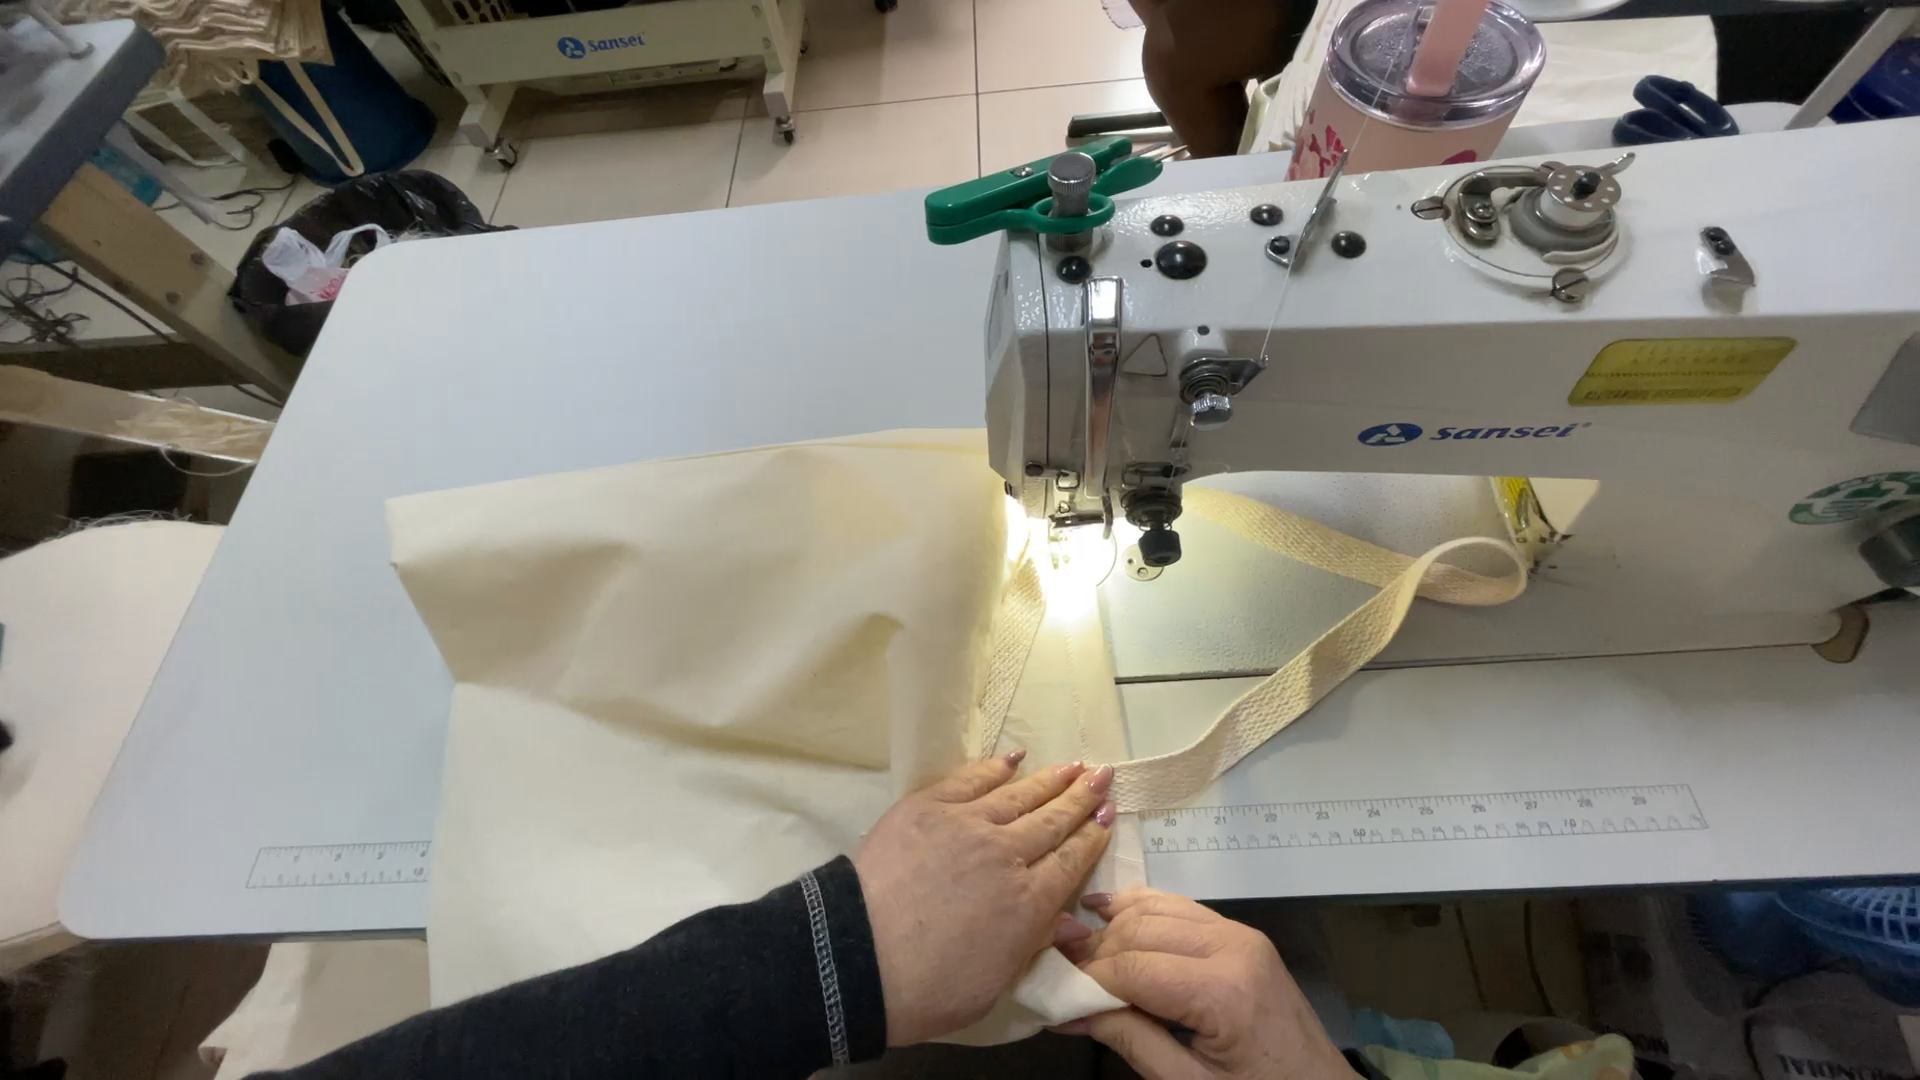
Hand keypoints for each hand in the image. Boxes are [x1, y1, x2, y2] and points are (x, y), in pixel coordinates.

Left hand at [852, 751, 1115, 1044]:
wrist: (858, 957)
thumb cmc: (928, 988)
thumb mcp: (994, 984)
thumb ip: (1034, 945)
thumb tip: (1072, 922)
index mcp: (1027, 902)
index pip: (1071, 861)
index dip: (1093, 836)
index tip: (1109, 815)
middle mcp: (1006, 854)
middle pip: (1053, 820)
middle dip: (1082, 797)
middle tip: (1103, 775)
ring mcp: (967, 824)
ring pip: (1019, 795)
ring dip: (1049, 779)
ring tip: (1073, 764)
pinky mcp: (930, 806)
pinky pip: (971, 779)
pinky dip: (995, 767)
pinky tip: (1014, 758)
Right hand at [1067, 889, 1352, 1079]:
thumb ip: (1131, 1041)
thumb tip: (1065, 1012)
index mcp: (1224, 990)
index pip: (1134, 968)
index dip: (1089, 978)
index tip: (1053, 990)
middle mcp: (1232, 945)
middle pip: (1141, 930)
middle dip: (1097, 949)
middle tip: (1059, 969)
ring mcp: (1239, 933)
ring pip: (1156, 908)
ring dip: (1114, 924)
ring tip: (1077, 944)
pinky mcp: (1240, 934)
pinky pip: (1179, 907)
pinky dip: (1141, 907)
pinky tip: (1109, 910)